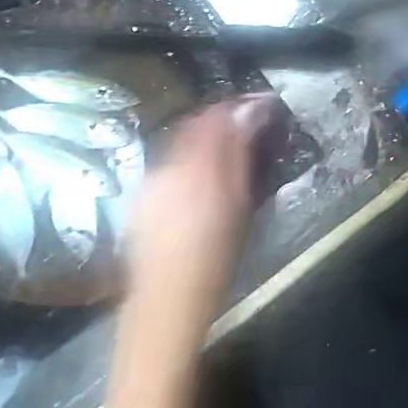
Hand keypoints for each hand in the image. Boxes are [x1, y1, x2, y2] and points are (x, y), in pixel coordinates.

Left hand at [126, 96, 275, 303]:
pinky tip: (201, 173)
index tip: (265, 105)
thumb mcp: (240, 207)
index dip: (244, 106)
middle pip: (198, 123)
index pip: (220, 116)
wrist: (167, 302)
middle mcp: (169, 162)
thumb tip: (254, 114)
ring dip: (207, 135)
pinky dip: (189, 156)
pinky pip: (169, 159)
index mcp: (198, 165)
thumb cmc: (216, 260)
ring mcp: (152, 177)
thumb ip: (243, 155)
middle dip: (225, 118)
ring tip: (229, 146)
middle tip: (250, 123)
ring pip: (182, 140)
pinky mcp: (142, 193)